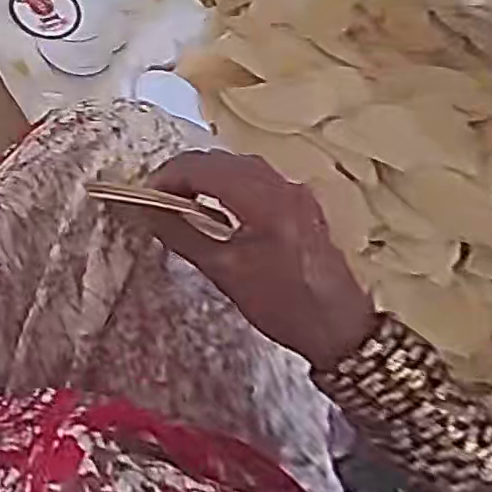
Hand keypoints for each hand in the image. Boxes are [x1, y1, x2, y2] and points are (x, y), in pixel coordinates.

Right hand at [134, 150, 375, 367]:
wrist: (343, 331)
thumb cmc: (282, 305)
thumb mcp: (224, 272)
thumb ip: (182, 235)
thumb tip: (147, 212)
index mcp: (263, 202)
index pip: (203, 168)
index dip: (169, 176)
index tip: (147, 195)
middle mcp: (280, 186)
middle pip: (219, 160)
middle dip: (184, 172)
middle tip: (160, 197)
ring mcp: (293, 190)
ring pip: (237, 164)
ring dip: (205, 174)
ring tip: (182, 198)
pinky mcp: (299, 200)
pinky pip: (254, 175)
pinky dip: (227, 180)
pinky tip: (215, 202)